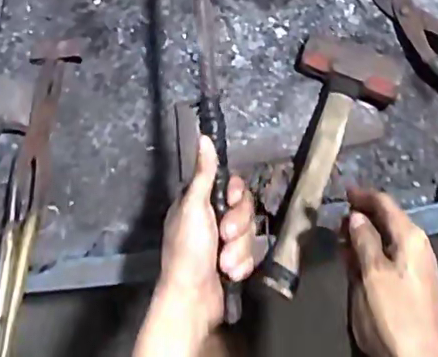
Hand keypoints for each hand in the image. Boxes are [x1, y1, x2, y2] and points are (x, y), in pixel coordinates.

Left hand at [136, 137, 252, 355]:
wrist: (192, 300)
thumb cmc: (188, 250)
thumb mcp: (194, 206)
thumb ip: (204, 173)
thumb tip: (204, 137)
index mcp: (198, 201)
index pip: (230, 185)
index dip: (236, 193)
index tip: (232, 200)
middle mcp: (211, 218)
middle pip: (244, 208)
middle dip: (238, 226)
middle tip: (224, 237)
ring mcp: (222, 242)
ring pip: (248, 233)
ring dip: (238, 250)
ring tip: (224, 264)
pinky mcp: (232, 263)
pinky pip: (249, 255)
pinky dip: (241, 266)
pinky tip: (229, 275)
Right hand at [341, 188, 437, 356]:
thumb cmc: (397, 313)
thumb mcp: (373, 272)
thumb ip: (363, 239)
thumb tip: (355, 216)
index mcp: (410, 236)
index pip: (384, 202)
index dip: (361, 195)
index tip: (341, 191)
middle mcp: (416, 246)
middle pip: (385, 220)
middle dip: (360, 217)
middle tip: (335, 220)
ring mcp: (416, 267)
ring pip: (385, 240)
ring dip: (362, 237)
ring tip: (340, 239)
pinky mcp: (412, 287)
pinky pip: (387, 258)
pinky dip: (369, 254)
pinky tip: (354, 261)